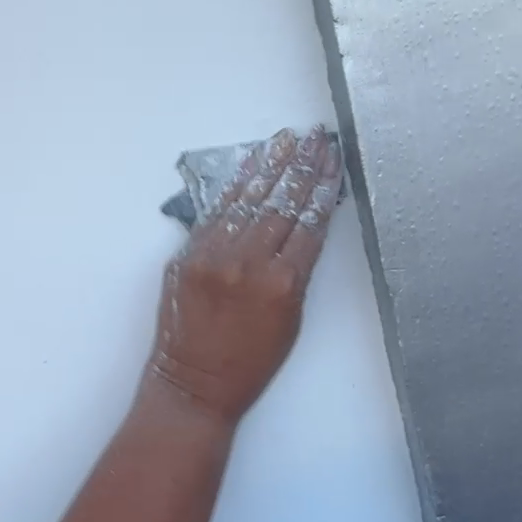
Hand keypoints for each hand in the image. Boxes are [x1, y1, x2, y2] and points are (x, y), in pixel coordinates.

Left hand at [145, 125, 343, 424]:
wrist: (194, 383)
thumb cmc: (250, 363)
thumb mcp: (292, 321)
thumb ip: (297, 271)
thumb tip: (301, 227)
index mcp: (283, 283)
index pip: (309, 223)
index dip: (323, 188)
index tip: (333, 161)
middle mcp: (248, 262)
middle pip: (281, 203)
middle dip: (302, 167)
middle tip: (316, 137)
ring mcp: (213, 255)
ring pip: (247, 200)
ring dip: (270, 166)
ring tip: (287, 140)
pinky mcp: (187, 255)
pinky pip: (216, 213)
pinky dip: (234, 187)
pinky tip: (250, 166)